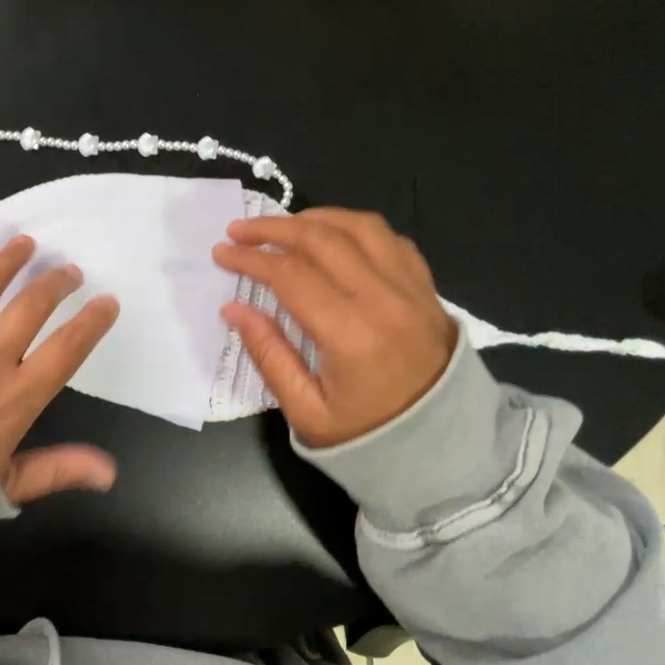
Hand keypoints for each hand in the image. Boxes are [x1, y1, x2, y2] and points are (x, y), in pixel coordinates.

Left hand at [0, 225, 121, 503]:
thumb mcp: (8, 485)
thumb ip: (59, 469)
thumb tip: (110, 471)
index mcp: (16, 396)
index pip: (66, 349)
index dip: (92, 323)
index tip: (107, 302)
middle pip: (30, 308)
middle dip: (55, 284)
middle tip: (68, 271)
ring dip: (8, 262)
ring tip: (25, 243)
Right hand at [212, 209, 456, 448]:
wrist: (443, 446)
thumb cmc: (367, 434)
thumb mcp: (306, 411)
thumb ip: (268, 355)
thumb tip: (233, 309)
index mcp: (350, 335)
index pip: (290, 275)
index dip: (250, 259)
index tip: (221, 254)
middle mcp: (384, 300)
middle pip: (322, 239)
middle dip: (273, 228)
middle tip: (239, 230)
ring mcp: (412, 290)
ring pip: (360, 227)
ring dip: (315, 218)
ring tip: (282, 227)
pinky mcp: (427, 289)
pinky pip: (390, 240)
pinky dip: (355, 228)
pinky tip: (332, 238)